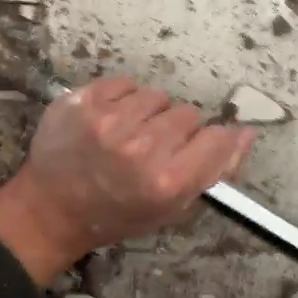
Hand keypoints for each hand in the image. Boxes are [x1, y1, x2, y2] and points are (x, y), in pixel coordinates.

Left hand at [0, 77, 256, 284]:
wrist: (51, 207)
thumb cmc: (115, 214)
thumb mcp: (170, 209)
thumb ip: (212, 171)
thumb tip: (246, 133)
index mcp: (166, 182)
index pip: (217, 138)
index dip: (213, 140)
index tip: (199, 146)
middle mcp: (140, 148)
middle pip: (188, 114)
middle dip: (177, 129)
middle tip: (155, 147)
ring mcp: (108, 120)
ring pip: (157, 95)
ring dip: (150, 111)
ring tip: (131, 132)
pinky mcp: (83, 100)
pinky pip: (125, 83)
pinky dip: (123, 98)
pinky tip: (111, 120)